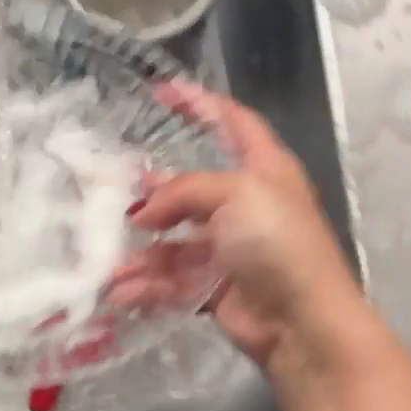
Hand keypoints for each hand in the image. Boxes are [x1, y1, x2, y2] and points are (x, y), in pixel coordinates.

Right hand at [107, 82, 365, 371]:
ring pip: (172, 245)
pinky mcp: (213, 287)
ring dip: (141, 257)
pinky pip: (172, 281)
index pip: (233, 123)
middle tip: (111, 196)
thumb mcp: (237, 195)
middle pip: (189, 192)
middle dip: (152, 195)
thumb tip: (143, 212)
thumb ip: (184, 191)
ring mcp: (227, 250)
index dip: (202, 104)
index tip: (164, 92)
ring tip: (111, 268)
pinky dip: (148, 287)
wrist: (299, 318)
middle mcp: (245, 206)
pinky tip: (123, 293)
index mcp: (263, 170)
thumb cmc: (277, 243)